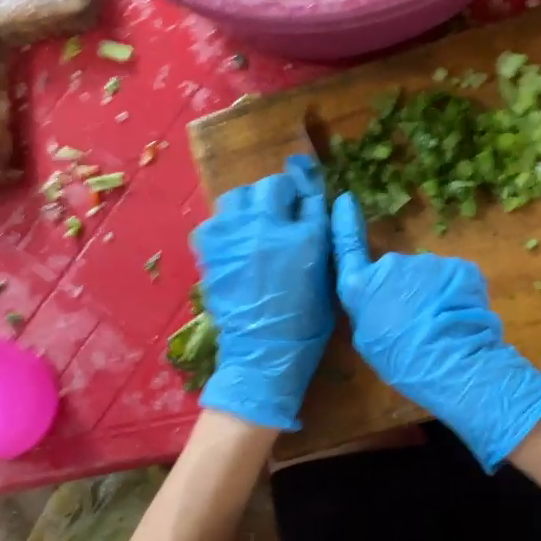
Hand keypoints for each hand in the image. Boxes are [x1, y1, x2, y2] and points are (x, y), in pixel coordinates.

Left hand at [191, 156, 335, 431]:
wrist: (262, 355)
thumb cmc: (305, 327)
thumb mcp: (328, 282)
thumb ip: (325, 243)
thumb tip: (321, 211)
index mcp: (307, 239)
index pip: (311, 197)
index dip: (310, 195)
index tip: (307, 196)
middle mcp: (270, 228)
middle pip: (274, 186)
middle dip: (281, 195)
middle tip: (281, 211)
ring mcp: (237, 236)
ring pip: (240, 195)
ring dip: (251, 204)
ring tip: (254, 223)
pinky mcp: (212, 249)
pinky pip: (216, 220)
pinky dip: (226, 226)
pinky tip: (234, 243)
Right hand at [331, 193, 540, 468]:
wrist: (451, 362)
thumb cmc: (401, 360)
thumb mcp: (368, 340)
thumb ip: (368, 308)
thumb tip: (379, 297)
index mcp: (361, 286)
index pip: (347, 246)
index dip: (344, 223)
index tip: (345, 199)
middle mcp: (391, 264)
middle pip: (395, 272)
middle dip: (404, 290)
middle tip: (413, 322)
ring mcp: (427, 262)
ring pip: (426, 277)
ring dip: (431, 295)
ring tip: (438, 326)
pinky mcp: (459, 266)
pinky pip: (453, 280)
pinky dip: (455, 296)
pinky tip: (458, 318)